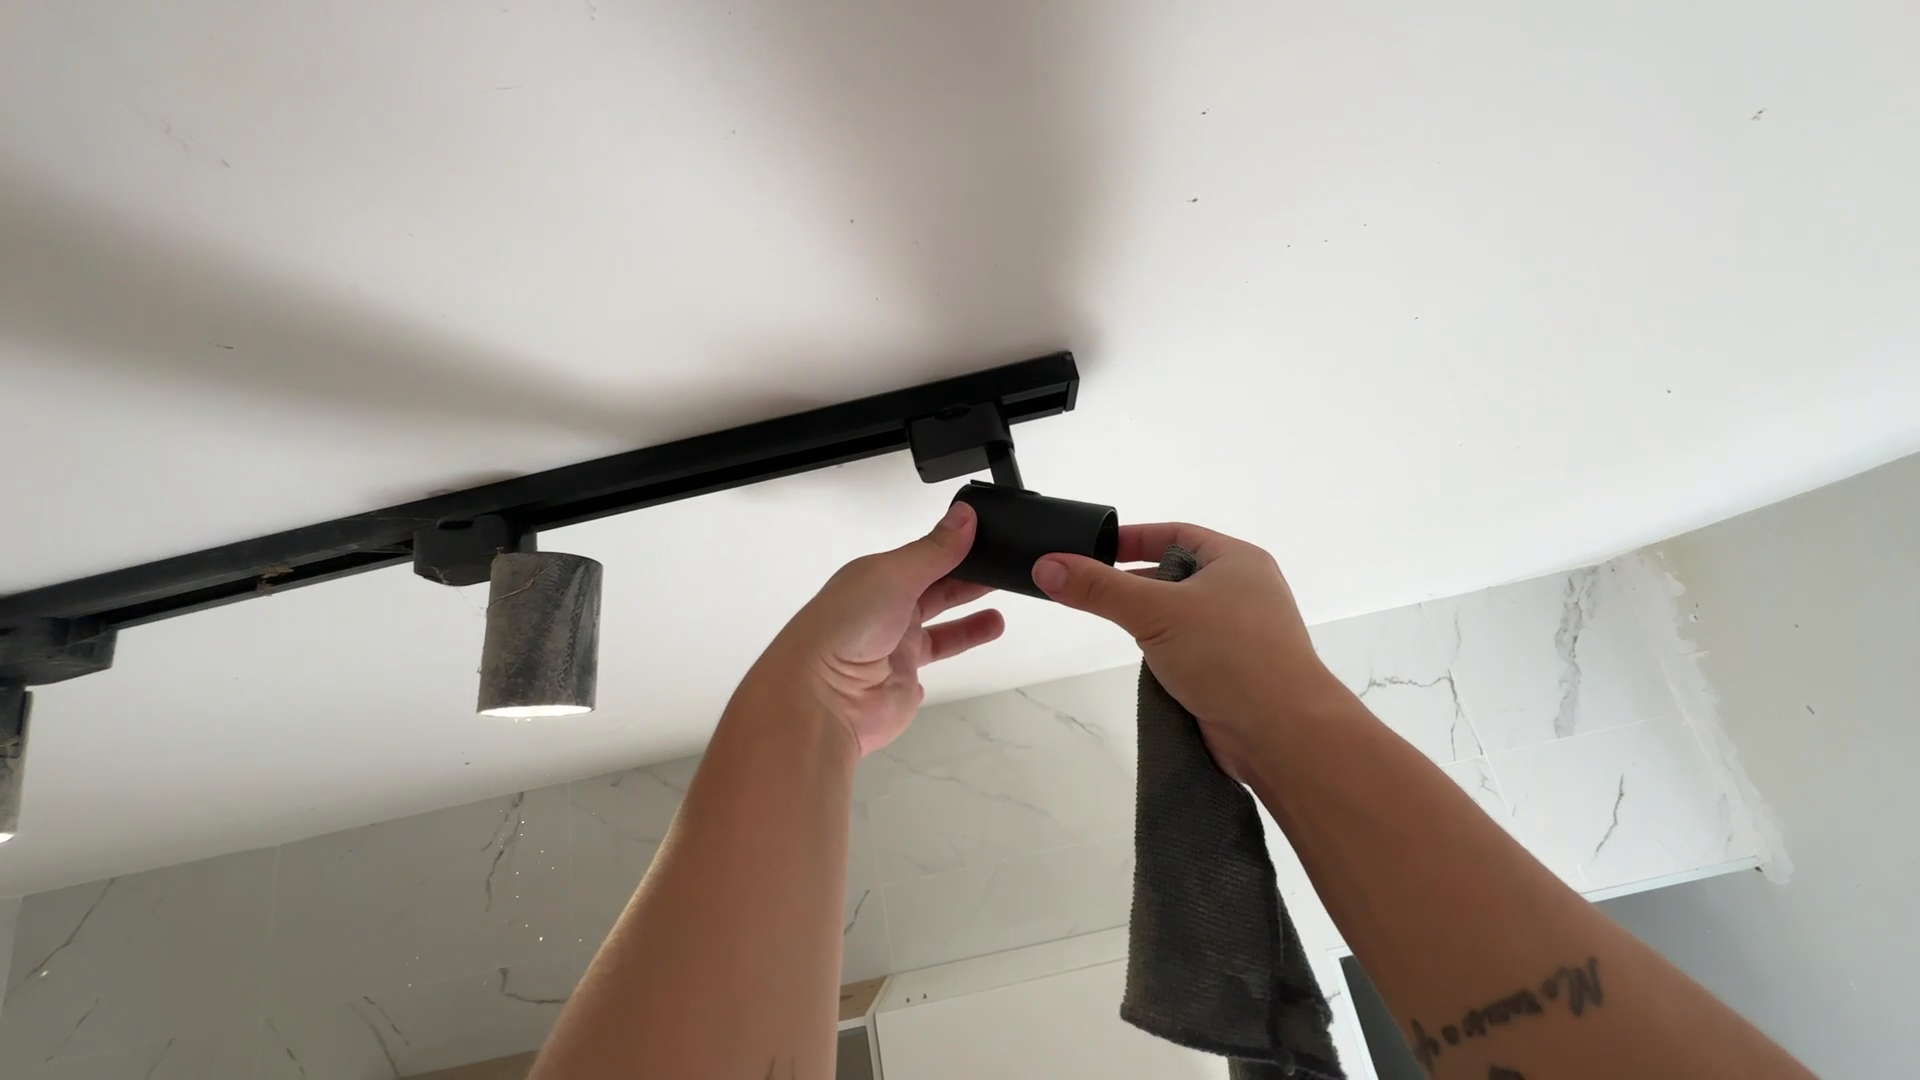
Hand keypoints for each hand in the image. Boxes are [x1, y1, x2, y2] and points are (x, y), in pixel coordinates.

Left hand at [750, 502, 1005, 757]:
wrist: (823, 698)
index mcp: (877, 576)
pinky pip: (936, 659)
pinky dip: (955, 650)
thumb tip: (963, 518)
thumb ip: (934, 550)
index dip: (956, 546)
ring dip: (969, 618)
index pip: (926, 555)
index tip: (988, 537)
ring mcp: (896, 645)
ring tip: (998, 611)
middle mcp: (885, 609)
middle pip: (936, 588)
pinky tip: (967, 646)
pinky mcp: (905, 678)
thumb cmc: (841, 630)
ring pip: (941, 626)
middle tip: (1002, 570)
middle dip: (969, 579)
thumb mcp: (894, 575)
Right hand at [1031, 523, 1341, 780]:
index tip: (1094, 549)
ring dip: (1149, 621)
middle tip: (1092, 590)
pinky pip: (1189, 650)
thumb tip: (1046, 567)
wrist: (1283, 733)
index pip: (1176, 534)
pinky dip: (1164, 652)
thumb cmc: (1228, 654)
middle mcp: (1244, 591)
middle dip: (1135, 582)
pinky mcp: (1234, 672)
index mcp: (1237, 561)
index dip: (1134, 538)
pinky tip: (1143, 662)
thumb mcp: (1155, 610)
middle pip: (1176, 574)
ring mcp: (1242, 634)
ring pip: (1181, 616)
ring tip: (1113, 626)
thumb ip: (1098, 589)